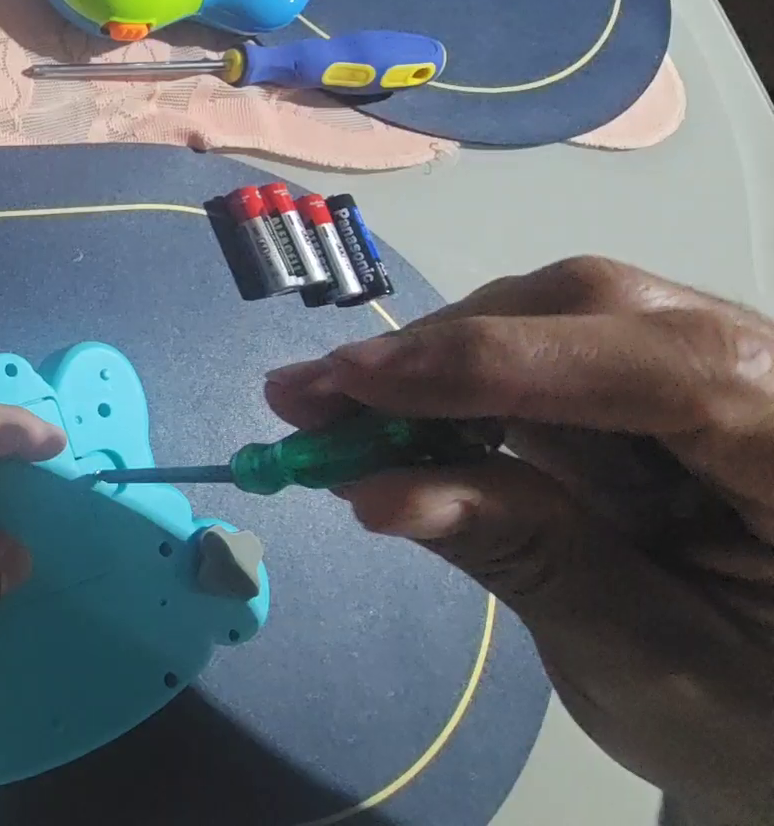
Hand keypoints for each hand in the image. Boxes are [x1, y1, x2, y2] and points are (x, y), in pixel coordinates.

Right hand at [265, 258, 773, 821]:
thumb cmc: (755, 722)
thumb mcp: (650, 662)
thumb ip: (528, 559)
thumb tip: (375, 494)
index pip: (674, 370)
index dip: (499, 362)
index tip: (353, 382)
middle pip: (594, 312)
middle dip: (435, 354)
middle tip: (305, 397)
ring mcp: (712, 371)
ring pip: (544, 318)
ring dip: (419, 368)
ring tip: (321, 411)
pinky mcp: (638, 382)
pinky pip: (525, 356)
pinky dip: (437, 389)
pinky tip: (374, 418)